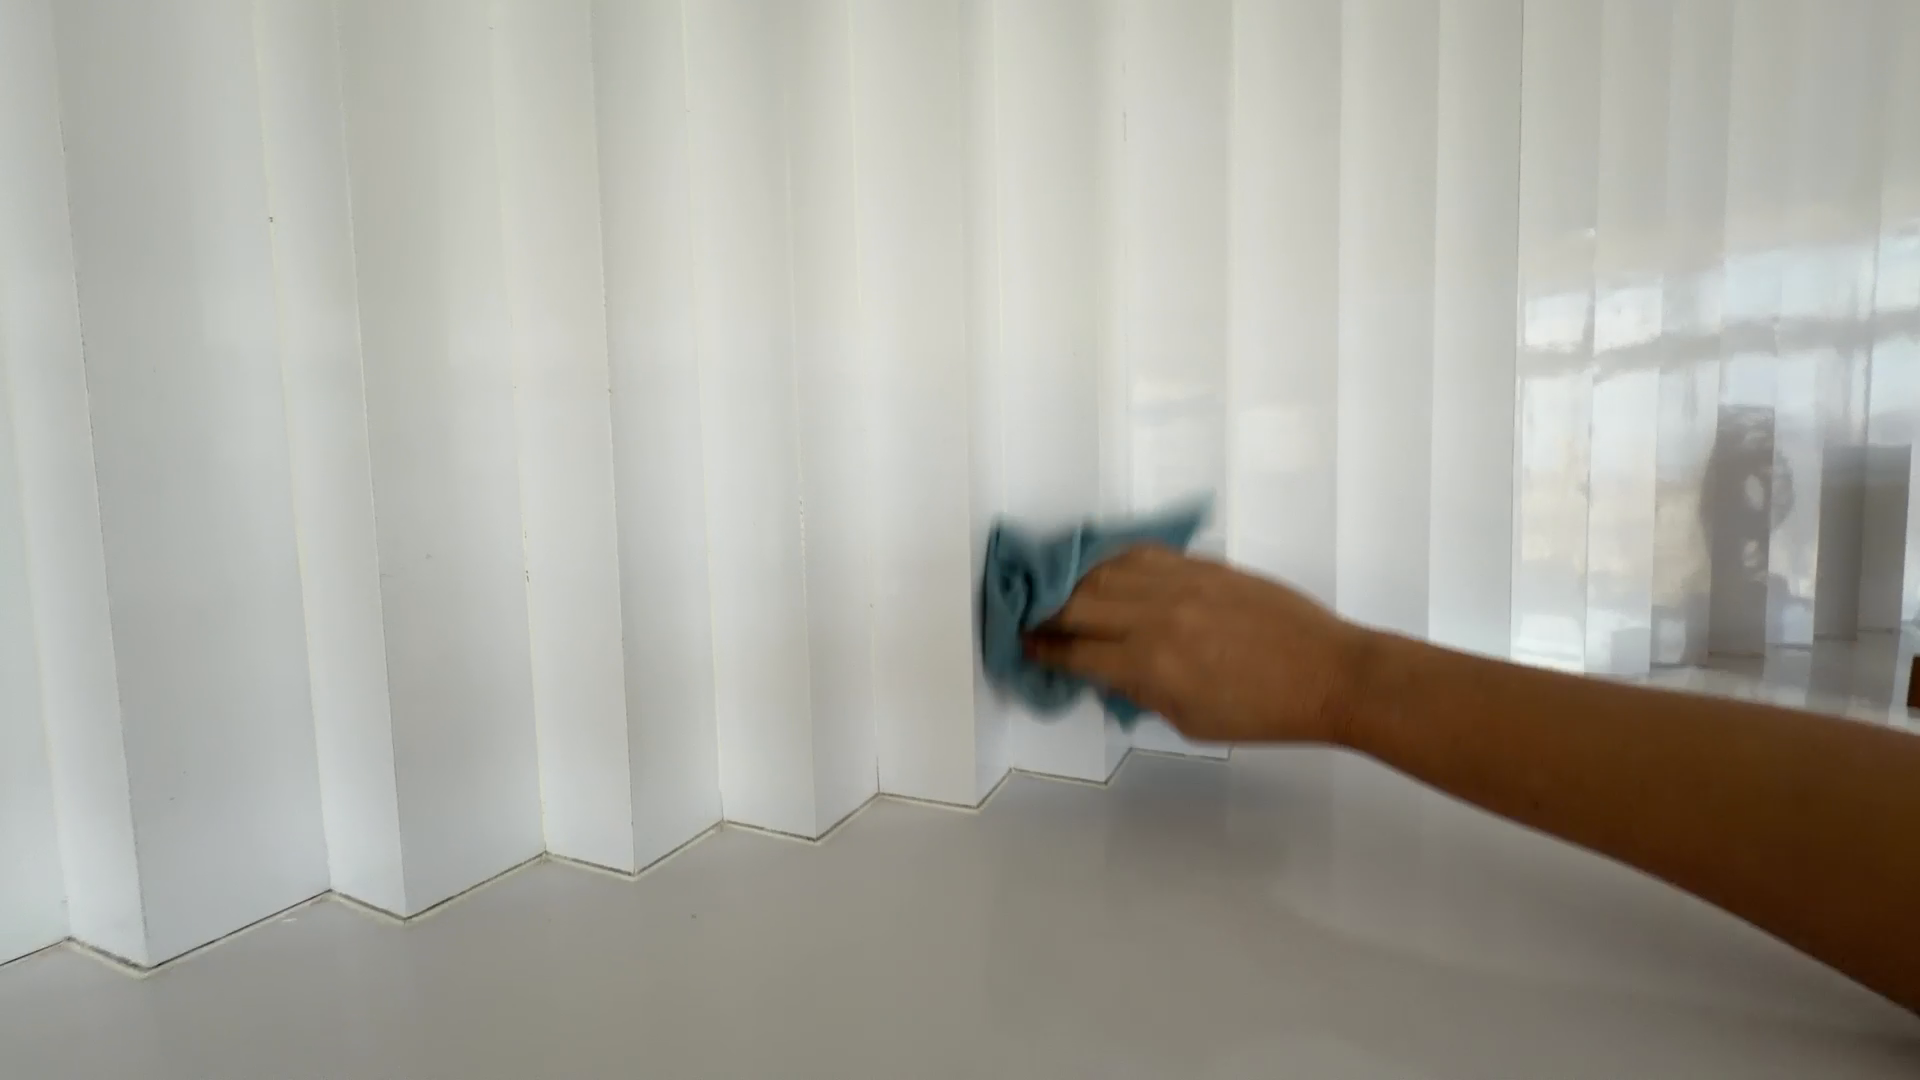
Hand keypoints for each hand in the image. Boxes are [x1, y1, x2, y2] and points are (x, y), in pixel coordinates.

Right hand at [1024, 546, 1368, 743]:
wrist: (1329, 673)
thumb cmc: (1260, 712)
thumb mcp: (1189, 721)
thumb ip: (1138, 692)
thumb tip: (1102, 671)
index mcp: (1152, 666)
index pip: (1077, 653)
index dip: (1044, 650)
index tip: (1024, 646)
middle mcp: (1156, 618)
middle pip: (1077, 605)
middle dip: (1046, 614)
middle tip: (1032, 620)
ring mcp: (1180, 584)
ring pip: (1103, 572)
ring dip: (1074, 584)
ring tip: (1063, 594)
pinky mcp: (1202, 565)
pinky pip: (1142, 554)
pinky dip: (1114, 563)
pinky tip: (1106, 572)